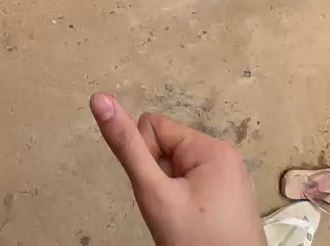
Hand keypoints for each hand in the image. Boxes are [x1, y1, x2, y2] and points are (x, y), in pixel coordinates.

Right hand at [91, 93, 259, 245]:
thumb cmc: (194, 241)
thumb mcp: (154, 193)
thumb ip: (126, 144)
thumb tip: (98, 97)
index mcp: (211, 148)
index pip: (151, 127)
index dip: (143, 156)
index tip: (158, 190)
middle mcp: (225, 156)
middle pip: (164, 146)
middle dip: (157, 175)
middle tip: (168, 208)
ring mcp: (230, 179)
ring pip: (174, 166)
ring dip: (168, 189)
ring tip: (180, 219)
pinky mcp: (230, 198)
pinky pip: (190, 182)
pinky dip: (182, 199)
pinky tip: (191, 224)